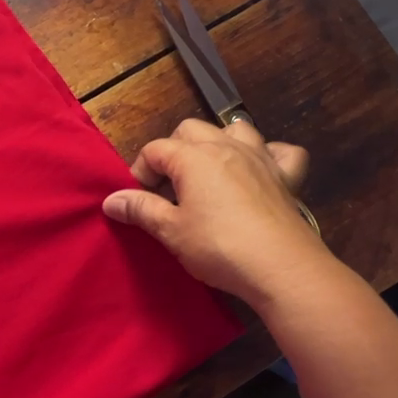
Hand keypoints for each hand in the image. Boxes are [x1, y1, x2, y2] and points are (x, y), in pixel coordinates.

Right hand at [101, 118, 331, 306]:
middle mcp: (226, 147)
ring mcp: (260, 158)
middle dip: (173, 151)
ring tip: (209, 171)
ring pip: (235, 129)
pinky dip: (268, 155)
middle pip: (191, 130)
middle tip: (168, 187)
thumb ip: (140, 209)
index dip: (140, 172)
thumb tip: (110, 200)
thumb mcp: (170, 230)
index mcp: (194, 157)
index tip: (139, 200)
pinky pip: (280, 152)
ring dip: (217, 143)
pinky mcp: (286, 177)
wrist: (281, 268)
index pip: (155, 149)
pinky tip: (259, 170)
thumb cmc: (219, 247)